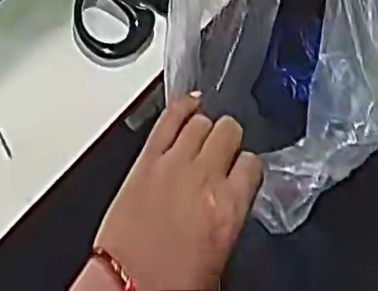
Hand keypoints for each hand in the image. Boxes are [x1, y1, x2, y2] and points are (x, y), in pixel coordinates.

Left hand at [88, 93, 262, 290]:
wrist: (126, 288)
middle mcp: (203, 177)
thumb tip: (229, 199)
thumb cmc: (170, 284)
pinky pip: (168, 117)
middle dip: (229, 137)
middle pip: (228, 130)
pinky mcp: (147, 157)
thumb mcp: (218, 257)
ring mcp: (173, 162)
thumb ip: (228, 216)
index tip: (244, 169)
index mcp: (227, 209)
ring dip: (206, 125)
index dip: (249, 165)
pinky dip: (181, 106)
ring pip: (201, 120)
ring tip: (204, 132)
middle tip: (225, 148)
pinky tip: (188, 105)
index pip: (252, 164)